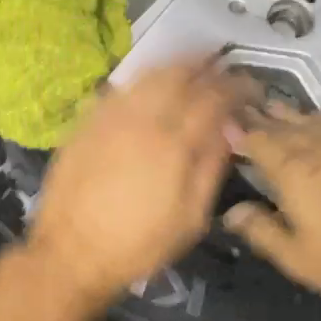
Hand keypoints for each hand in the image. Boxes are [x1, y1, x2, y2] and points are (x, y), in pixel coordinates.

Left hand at [23, 61, 251, 306]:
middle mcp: (142, 119)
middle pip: (178, 73)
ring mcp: (109, 117)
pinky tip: (147, 88)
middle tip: (219, 67)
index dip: (236, 87)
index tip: (249, 87)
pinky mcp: (85, 123)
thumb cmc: (138, 245)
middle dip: (204, 65)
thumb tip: (229, 131)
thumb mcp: (190, 219)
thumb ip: (211, 168)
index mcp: (174, 144)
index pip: (214, 98)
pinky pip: (118, 88)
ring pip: (146, 74)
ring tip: (188, 68)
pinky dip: (140, 81)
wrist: (70, 254)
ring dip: (172, 66)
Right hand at [224, 104, 320, 320]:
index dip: (239, 132)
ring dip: (290, 114)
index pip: (259, 141)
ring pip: (312, 120)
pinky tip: (316, 124)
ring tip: (273, 109)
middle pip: (284, 124)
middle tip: (242, 107)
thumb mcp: (297, 257)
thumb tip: (232, 212)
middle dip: (261, 116)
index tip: (222, 123)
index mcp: (295, 171)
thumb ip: (261, 230)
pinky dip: (317, 120)